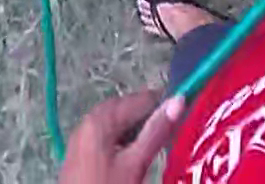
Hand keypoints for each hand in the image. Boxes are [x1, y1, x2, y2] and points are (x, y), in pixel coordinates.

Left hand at [59, 91, 184, 183]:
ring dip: (138, 134)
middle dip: (150, 121)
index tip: (184, 118)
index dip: (165, 106)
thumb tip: (179, 100)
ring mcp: (82, 139)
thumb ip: (156, 131)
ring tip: (154, 152)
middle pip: (130, 110)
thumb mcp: (134, 165)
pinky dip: (124, 145)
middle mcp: (89, 120)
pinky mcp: (80, 156)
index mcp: (101, 117)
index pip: (142, 98)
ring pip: (120, 125)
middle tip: (169, 139)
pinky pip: (109, 139)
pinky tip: (134, 163)